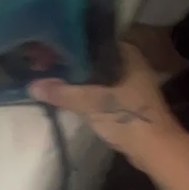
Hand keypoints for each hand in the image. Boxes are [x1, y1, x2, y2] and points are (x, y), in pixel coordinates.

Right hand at [28, 45, 186, 165]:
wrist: (156, 150)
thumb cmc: (128, 118)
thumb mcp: (92, 102)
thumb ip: (63, 92)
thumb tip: (32, 85)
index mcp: (128, 54)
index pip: (94, 40)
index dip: (71, 43)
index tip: (49, 46)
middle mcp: (131, 64)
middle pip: (94, 59)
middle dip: (72, 62)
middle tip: (45, 62)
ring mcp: (130, 84)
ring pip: (98, 76)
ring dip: (78, 78)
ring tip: (52, 76)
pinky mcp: (126, 102)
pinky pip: (101, 91)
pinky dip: (86, 91)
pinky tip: (69, 94)